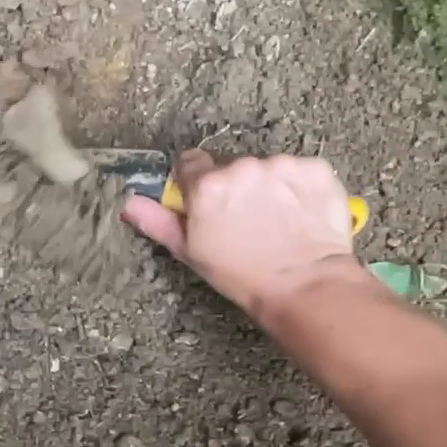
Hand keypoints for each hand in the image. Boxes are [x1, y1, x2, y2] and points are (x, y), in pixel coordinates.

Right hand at [121, 149, 364, 320]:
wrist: (301, 283)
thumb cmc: (240, 273)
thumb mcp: (189, 251)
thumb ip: (158, 221)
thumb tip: (131, 203)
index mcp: (206, 187)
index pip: (190, 163)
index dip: (194, 183)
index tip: (203, 201)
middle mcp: (242, 168)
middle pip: (229, 167)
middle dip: (232, 187)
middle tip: (240, 220)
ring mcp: (281, 165)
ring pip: (263, 168)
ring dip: (264, 186)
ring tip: (271, 220)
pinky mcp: (314, 168)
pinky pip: (297, 170)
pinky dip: (295, 187)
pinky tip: (295, 214)